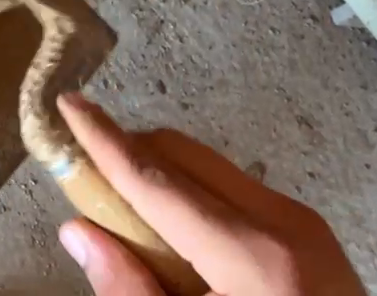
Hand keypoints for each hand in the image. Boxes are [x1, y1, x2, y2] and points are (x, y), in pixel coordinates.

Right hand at [55, 93, 365, 295]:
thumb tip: (77, 232)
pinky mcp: (310, 227)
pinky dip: (190, 190)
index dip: (104, 140)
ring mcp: (302, 219)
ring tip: (136, 220)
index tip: (67, 100)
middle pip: (178, 154)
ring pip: (202, 162)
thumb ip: (133, 294)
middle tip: (89, 183)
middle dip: (127, 153)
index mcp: (255, 258)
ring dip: (158, 173)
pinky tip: (182, 235)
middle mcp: (281, 222)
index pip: (156, 180)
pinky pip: (229, 184)